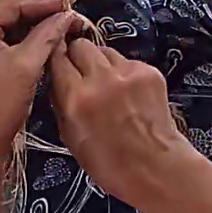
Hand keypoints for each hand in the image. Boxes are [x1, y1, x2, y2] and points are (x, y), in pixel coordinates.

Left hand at [0, 0, 80, 161]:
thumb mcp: (26, 66)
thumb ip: (48, 35)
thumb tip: (67, 15)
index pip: (13, 4)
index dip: (47, 4)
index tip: (73, 3)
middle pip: (11, 16)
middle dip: (43, 18)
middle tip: (73, 19)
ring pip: (10, 31)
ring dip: (36, 32)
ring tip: (66, 31)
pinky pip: (4, 45)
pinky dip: (26, 46)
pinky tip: (48, 46)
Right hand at [48, 39, 203, 210]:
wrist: (155, 167)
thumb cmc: (110, 162)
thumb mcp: (70, 137)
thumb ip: (60, 103)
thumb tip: (56, 79)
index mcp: (77, 98)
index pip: (57, 58)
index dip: (56, 60)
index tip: (57, 63)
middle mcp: (101, 79)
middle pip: (81, 45)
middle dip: (78, 57)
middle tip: (82, 74)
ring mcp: (128, 73)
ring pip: (104, 50)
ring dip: (101, 63)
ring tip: (107, 86)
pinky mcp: (148, 71)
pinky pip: (127, 61)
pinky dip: (123, 73)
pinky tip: (127, 93)